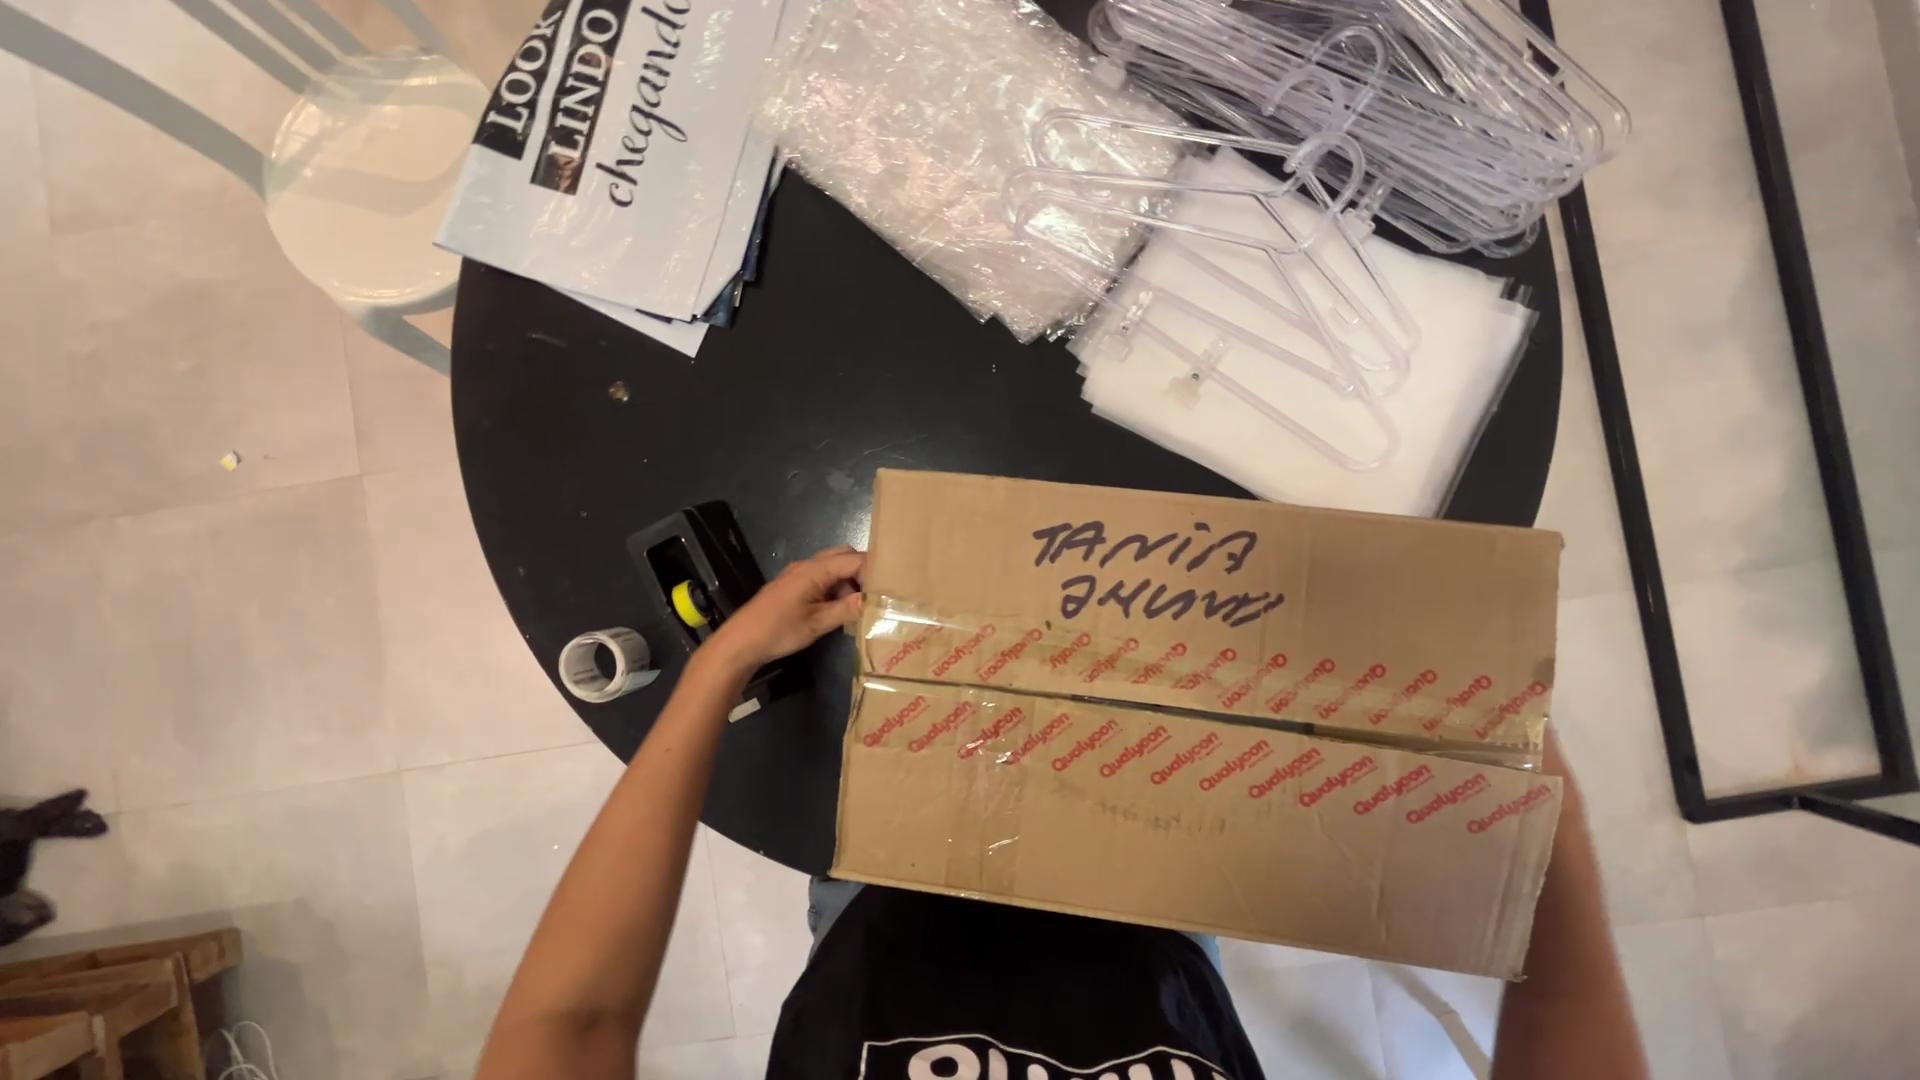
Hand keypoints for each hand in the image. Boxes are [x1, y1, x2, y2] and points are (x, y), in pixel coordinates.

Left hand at [703, 545, 864, 671]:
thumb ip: (847, 609)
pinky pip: (822, 577)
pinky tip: (839, 609)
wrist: (741, 642)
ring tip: (858, 607)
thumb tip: (874, 600)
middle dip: (862, 571)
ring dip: (848, 581)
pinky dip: (835, 587)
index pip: (854, 559)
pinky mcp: (793, 585)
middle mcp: (807, 565)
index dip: (873, 571)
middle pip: (844, 555)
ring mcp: (798, 574)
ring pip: (833, 566)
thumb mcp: (817, 624)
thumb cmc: (778, 631)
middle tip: (875, 594)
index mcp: (814, 570)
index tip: (888, 589)